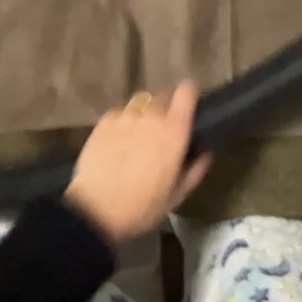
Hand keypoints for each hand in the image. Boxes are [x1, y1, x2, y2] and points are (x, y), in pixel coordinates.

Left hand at [64, 82, 212, 245]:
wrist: (95, 210)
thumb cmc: (142, 207)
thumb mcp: (175, 196)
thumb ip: (195, 170)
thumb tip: (206, 152)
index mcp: (174, 131)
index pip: (186, 92)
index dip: (188, 96)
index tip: (187, 108)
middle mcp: (152, 115)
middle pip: (163, 96)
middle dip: (166, 109)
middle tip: (161, 133)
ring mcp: (126, 115)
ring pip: (141, 104)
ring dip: (144, 115)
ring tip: (138, 137)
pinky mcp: (105, 120)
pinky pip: (120, 113)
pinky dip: (123, 122)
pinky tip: (117, 142)